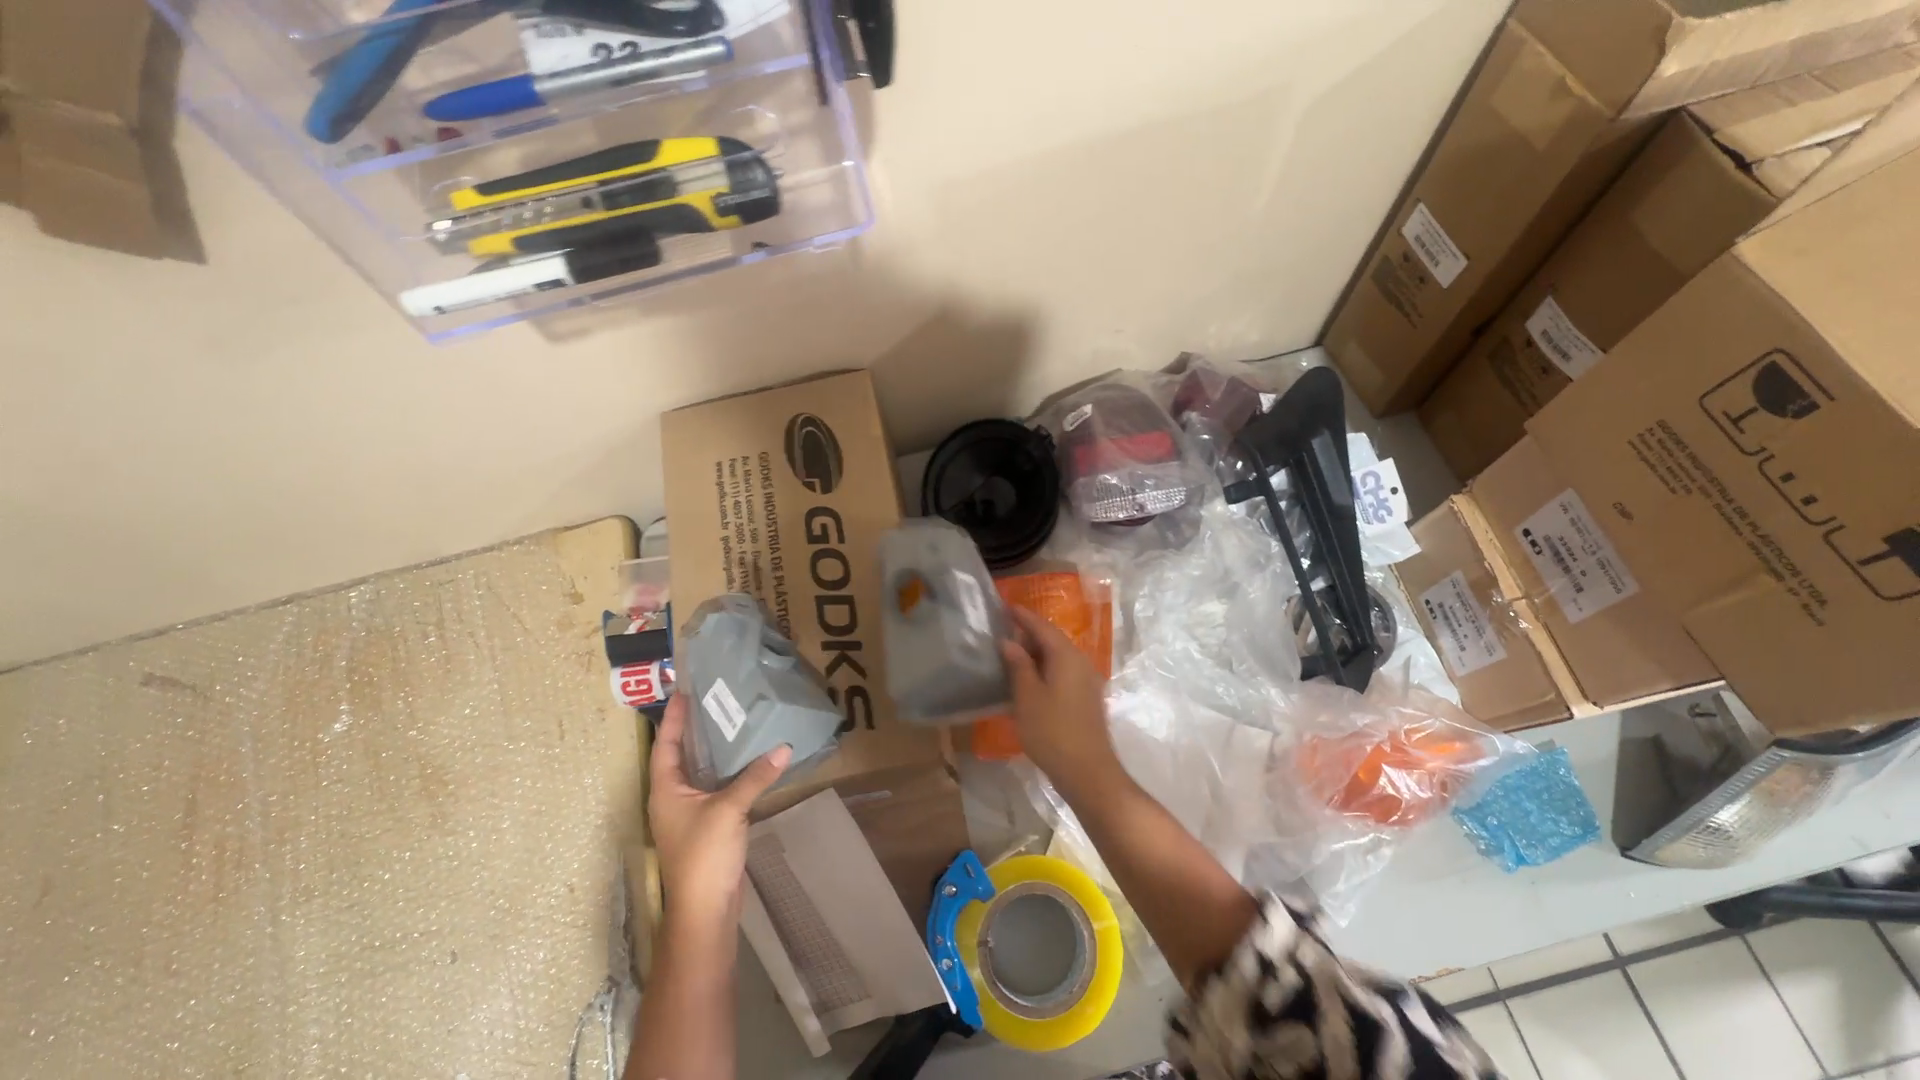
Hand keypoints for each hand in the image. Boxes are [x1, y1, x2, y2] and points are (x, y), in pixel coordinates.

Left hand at [648, 694, 791, 917]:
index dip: (672, 719)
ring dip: (712, 753)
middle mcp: (672, 800)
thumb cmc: (705, 855)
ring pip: (700, 776)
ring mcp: (689, 816)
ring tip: (733, 724)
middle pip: (680, 758)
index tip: (683, 692)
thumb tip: (784, 747)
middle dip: (694, 731)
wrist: (706, 909)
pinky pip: (716, 791)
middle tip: (713, 702)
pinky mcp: (708, 829)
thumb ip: (755, 777)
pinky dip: (729, 775)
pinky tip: (748, 764)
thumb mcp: (729, 810)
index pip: (665, 745)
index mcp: (665, 791)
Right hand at [999, 606, 1121, 795]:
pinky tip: (1029, 680)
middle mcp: (1081, 663)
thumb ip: (1018, 666)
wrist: (1087, 772)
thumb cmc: (1052, 731)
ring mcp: (1087, 682)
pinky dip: (1045, 669)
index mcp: (1066, 656)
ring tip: (1012, 654)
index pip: (1042, 627)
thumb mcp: (1027, 697)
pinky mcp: (1086, 699)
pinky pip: (1063, 673)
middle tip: (1003, 630)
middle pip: (1053, 640)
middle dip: (1029, 634)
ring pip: (1059, 658)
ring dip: (1036, 653)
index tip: (1005, 606)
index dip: (1023, 616)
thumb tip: (1009, 641)